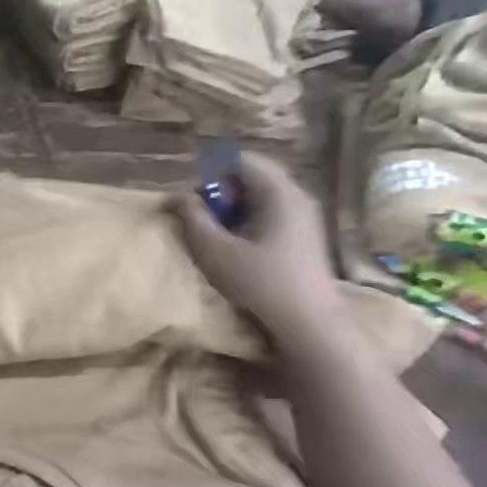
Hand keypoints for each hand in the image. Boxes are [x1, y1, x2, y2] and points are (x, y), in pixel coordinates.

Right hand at [174, 153, 343, 332]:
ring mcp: (306, 218)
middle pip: (254, 177)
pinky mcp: (306, 238)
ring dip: (236, 208)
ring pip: (263, 197)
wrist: (309, 325)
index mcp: (279, 193)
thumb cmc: (260, 283)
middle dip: (223, 192)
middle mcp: (297, 197)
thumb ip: (193, 218)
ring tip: (218, 234)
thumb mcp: (215, 250)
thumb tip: (178, 196)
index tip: (196, 200)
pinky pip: (273, 214)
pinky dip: (251, 222)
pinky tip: (240, 248)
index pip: (241, 161)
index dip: (212, 174)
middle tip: (205, 217)